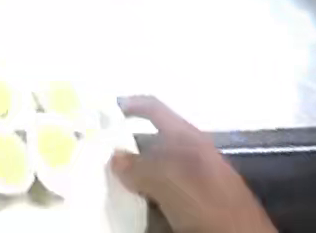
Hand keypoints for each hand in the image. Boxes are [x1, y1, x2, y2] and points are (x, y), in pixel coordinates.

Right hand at [110, 97, 275, 232]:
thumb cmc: (206, 204)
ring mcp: (206, 183)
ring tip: (120, 185)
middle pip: (156, 142)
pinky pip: (172, 195)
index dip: (129, 105)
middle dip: (131, 149)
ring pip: (163, 172)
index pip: (153, 107)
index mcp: (189, 137)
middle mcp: (197, 155)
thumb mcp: (165, 180)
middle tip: (107, 156)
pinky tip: (144, 207)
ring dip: (142, 177)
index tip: (105, 111)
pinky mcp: (209, 209)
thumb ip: (136, 165)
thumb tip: (115, 158)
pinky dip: (156, 198)